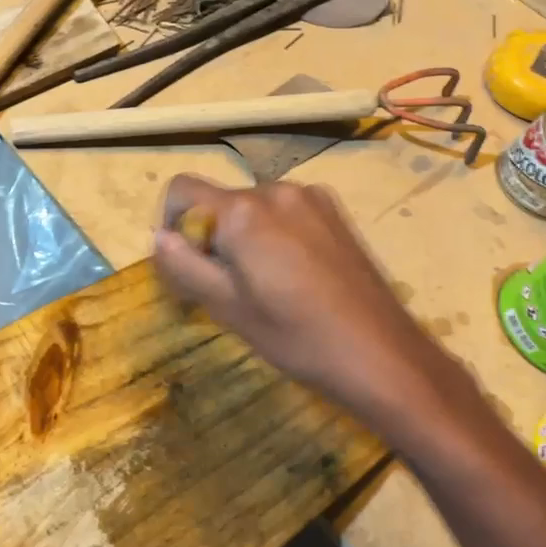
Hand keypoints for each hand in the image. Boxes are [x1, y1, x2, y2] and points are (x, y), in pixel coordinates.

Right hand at [153, 175, 457, 419]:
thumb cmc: (298, 338)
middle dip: (211, 235)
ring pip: (252, 207)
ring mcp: (310, 197)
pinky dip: (275, 233)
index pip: (182, 189)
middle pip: (219, 200)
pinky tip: (296, 274)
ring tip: (266, 284)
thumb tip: (160, 238)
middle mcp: (274, 189)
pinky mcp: (335, 212)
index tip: (185, 262)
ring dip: (244, 235)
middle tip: (228, 286)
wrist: (385, 357)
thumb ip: (185, 266)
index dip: (170, 221)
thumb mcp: (228, 308)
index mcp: (242, 211)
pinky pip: (284, 211)